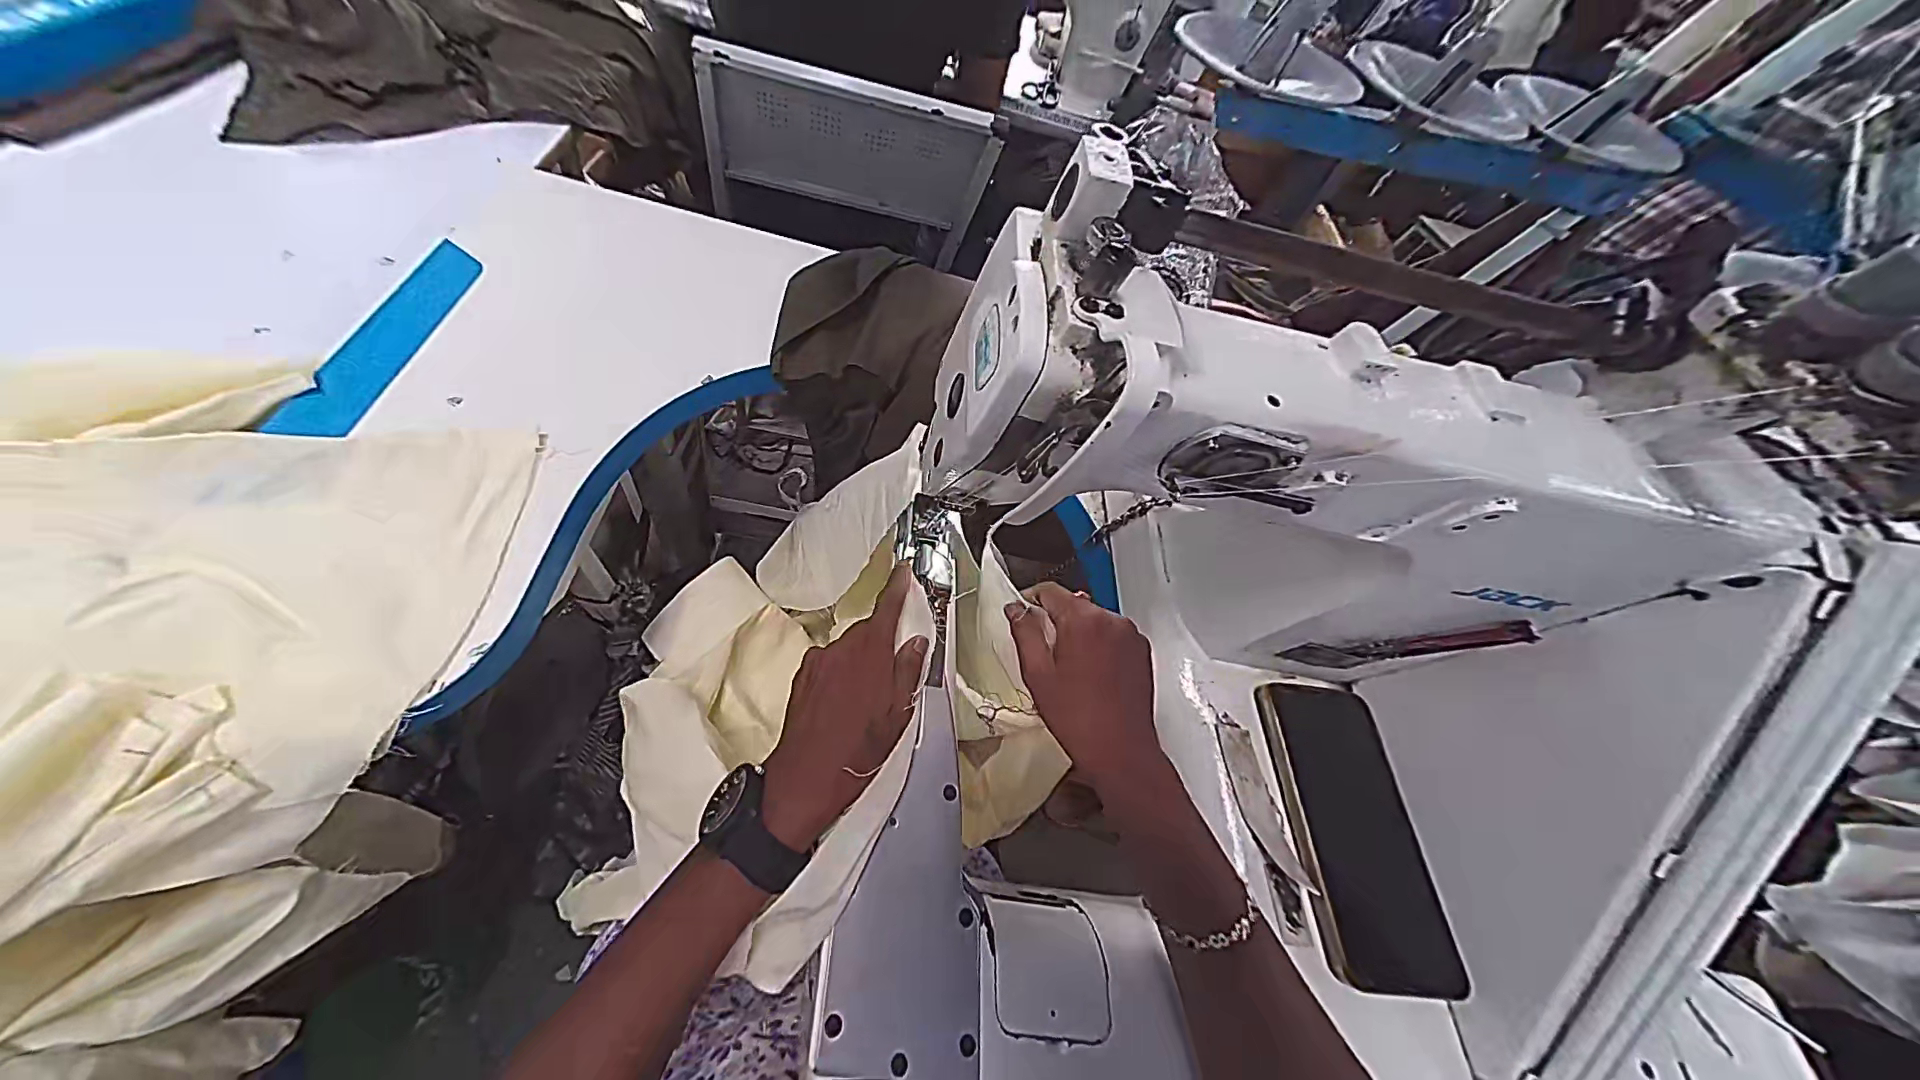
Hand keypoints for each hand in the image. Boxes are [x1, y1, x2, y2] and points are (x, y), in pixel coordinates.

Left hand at [762, 562, 927, 850]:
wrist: (805, 779)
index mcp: (871, 654)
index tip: (903, 572)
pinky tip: (845, 703)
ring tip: (867, 700)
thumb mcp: (897, 715)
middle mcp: (841, 650)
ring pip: (848, 648)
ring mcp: (818, 661)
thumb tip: (915, 644)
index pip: (887, 608)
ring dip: (860, 662)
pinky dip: (841, 673)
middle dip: (882, 643)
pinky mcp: (802, 675)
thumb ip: (908, 670)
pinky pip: (829, 662)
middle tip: (893, 673)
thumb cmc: (855, 754)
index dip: (898, 587)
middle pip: (868, 630)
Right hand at [1005, 582, 1166, 795]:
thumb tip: (1016, 610)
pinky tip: (1089, 674)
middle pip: (1074, 605)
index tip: (1022, 614)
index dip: (1030, 600)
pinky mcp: (1140, 650)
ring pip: (1093, 620)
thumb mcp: (1037, 674)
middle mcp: (1111, 620)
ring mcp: (1130, 635)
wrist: (1120, 750)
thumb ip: (1024, 633)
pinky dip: (1099, 645)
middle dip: (1055, 622)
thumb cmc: (1079, 719)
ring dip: (1078, 634)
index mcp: (1083, 620)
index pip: (1050, 591)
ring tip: (1069, 670)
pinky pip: (1112, 635)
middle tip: (1043, 654)